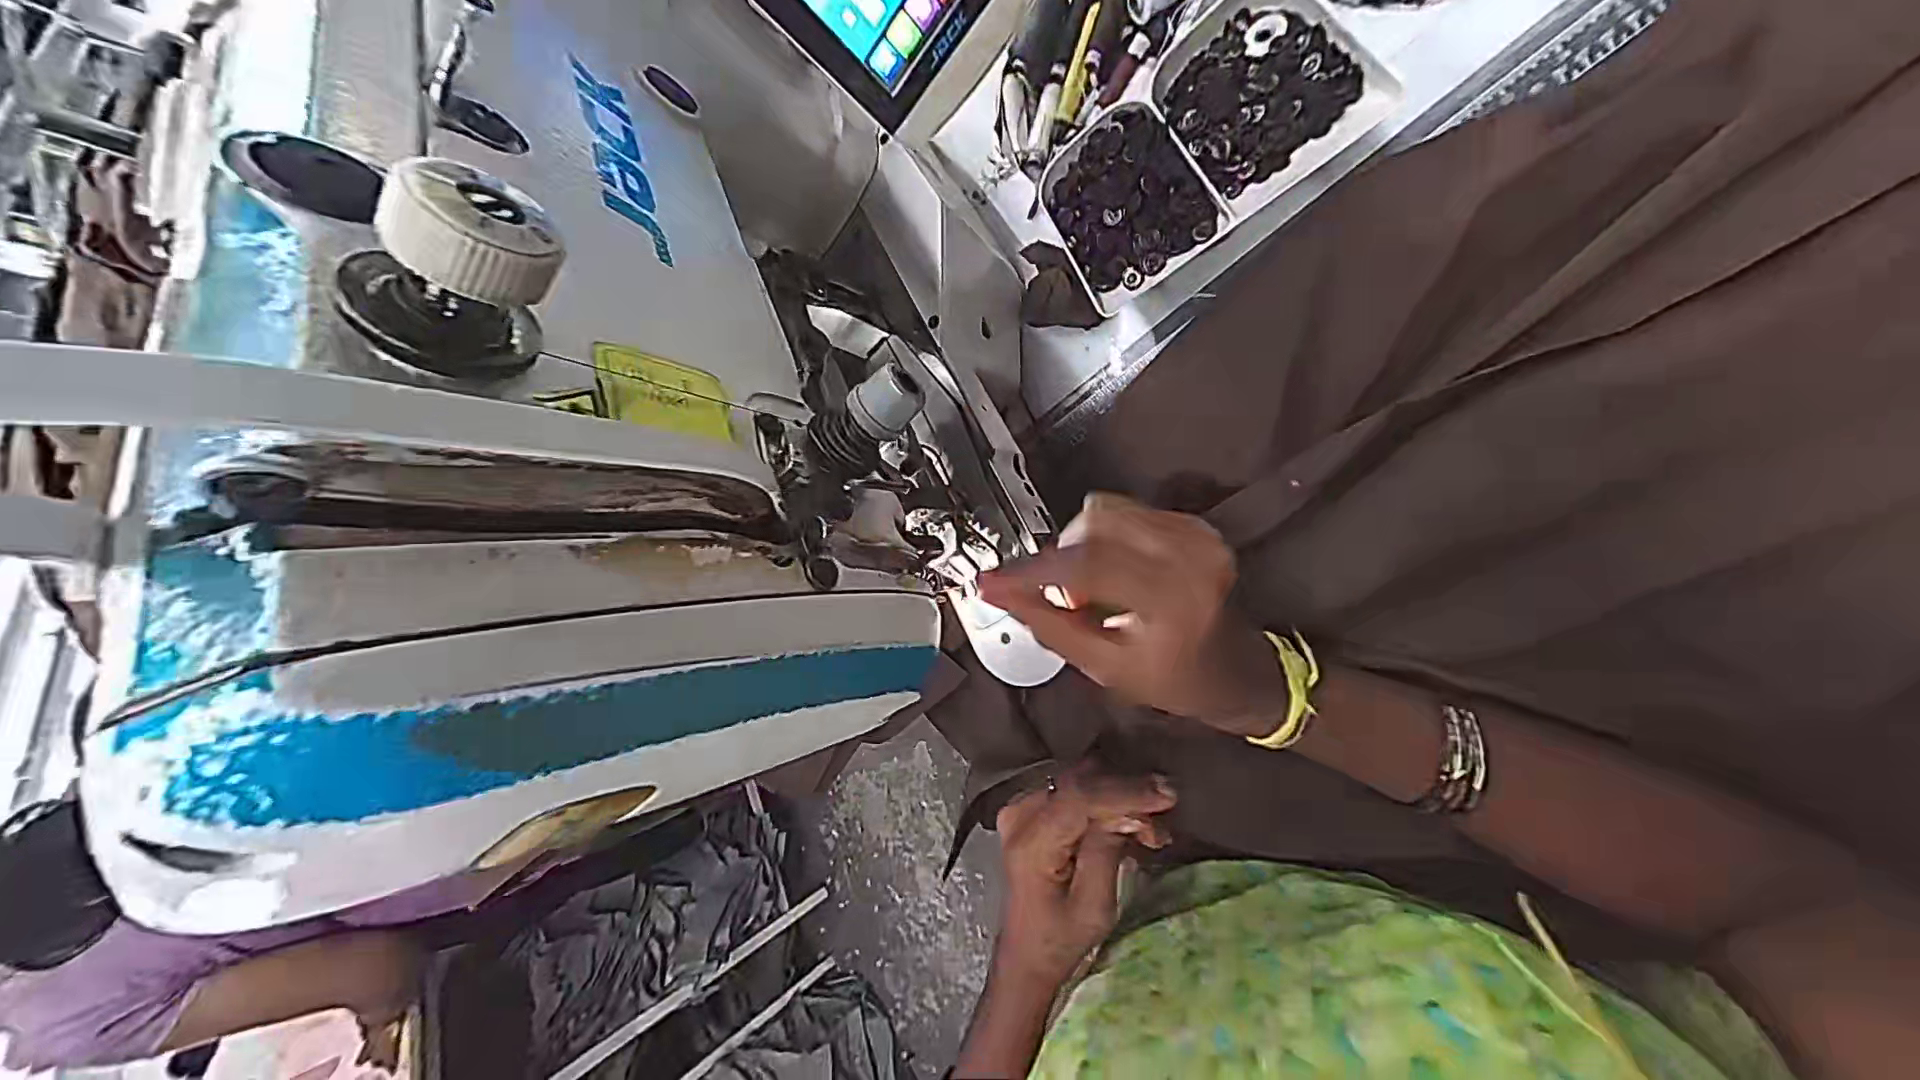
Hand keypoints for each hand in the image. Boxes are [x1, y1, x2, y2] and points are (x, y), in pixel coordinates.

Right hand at [979, 493, 1288, 736]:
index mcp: (1171, 602)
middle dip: (1061, 556)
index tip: (997, 578)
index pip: (1084, 566)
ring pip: (1105, 512)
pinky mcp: (1194, 525)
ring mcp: (1196, 537)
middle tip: (1065, 594)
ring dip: (1082, 544)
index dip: (1031, 569)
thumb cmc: (1171, 675)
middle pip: (1091, 527)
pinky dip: (1106, 537)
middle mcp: (1189, 559)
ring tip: (1092, 585)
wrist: (1230, 665)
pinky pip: (1127, 511)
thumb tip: (997, 591)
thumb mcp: (1102, 665)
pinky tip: (1115, 569)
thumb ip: (1046, 623)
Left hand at [992, 761, 1176, 988]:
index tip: (1166, 794)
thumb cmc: (1061, 939)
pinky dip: (1105, 799)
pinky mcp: (1031, 807)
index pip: (1078, 796)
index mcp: (1031, 841)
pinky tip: (1128, 824)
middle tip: (1161, 823)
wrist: (1027, 952)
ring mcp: (1022, 806)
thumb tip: (1127, 812)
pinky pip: (1074, 789)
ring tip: (1149, 830)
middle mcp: (1020, 812)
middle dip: (1127, 795)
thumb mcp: (1094, 907)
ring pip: (1081, 779)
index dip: (1125, 791)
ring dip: (1119, 797)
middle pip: (1081, 781)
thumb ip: (1106, 852)